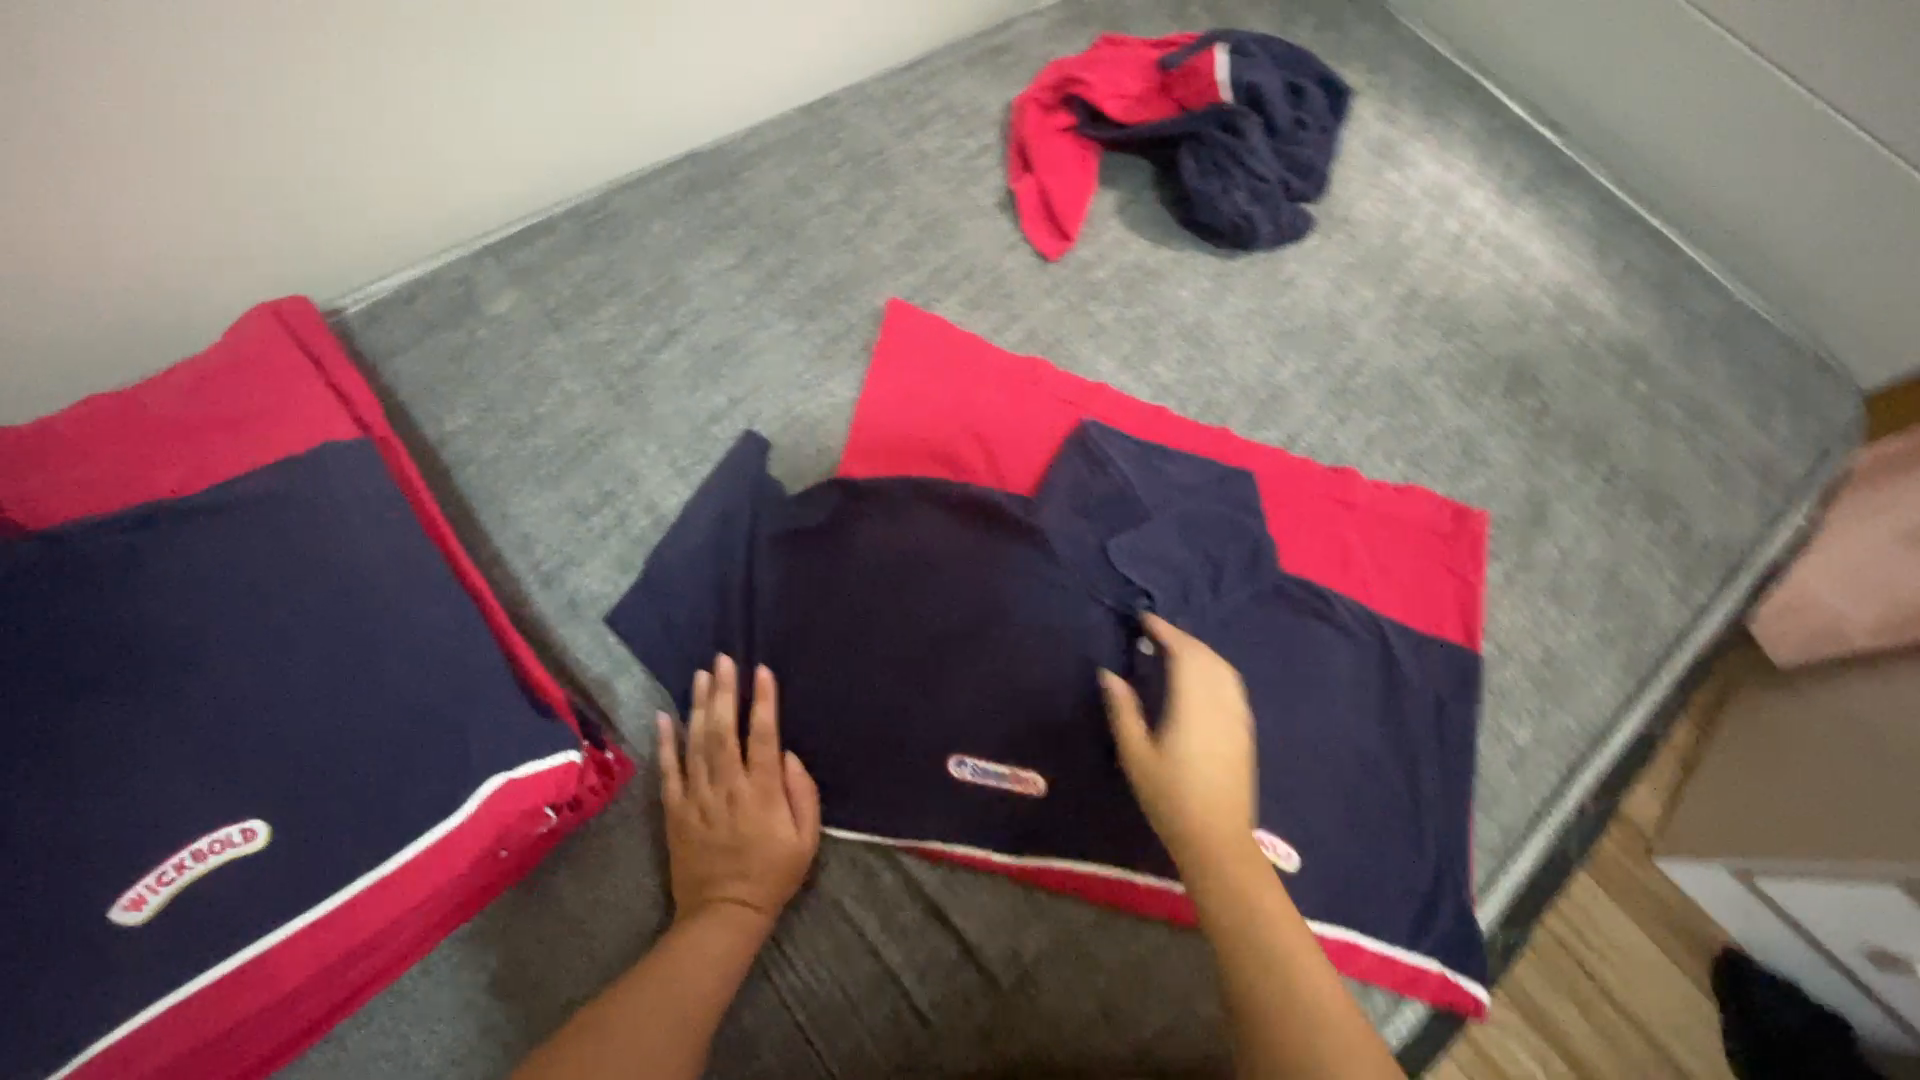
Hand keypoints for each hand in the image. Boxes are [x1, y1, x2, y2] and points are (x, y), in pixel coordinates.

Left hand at [657, 656, 820, 932]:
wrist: (724, 913)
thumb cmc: (773, 874)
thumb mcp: (807, 839)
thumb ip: (803, 793)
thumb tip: (788, 755)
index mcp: (762, 792)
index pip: (764, 736)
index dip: (763, 702)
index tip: (762, 671)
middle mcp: (728, 787)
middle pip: (724, 730)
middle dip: (725, 692)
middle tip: (724, 660)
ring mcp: (697, 797)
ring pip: (696, 743)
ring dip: (698, 706)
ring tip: (701, 675)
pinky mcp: (675, 811)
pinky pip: (669, 771)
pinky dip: (665, 742)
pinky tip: (664, 715)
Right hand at [1099, 614, 1257, 872]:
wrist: (1216, 838)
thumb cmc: (1169, 798)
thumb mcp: (1135, 755)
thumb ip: (1123, 709)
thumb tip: (1109, 673)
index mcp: (1193, 705)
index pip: (1184, 653)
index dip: (1165, 632)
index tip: (1145, 620)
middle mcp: (1220, 703)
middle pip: (1206, 656)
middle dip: (1182, 638)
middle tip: (1155, 633)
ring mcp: (1238, 717)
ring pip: (1224, 669)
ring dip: (1201, 652)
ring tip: (1175, 650)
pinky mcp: (1245, 731)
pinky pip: (1232, 685)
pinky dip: (1215, 669)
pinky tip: (1201, 679)